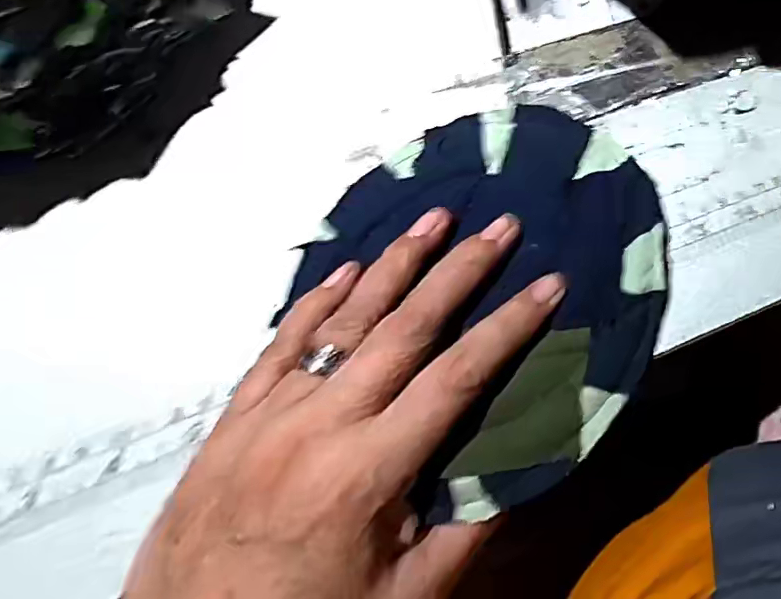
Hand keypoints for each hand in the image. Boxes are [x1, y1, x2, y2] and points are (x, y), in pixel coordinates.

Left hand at [123, 210, 565, 598]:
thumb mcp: (411, 591)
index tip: (552, 282)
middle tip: (503, 225)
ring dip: (396, 263)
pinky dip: (316, 303)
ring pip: (343, 323)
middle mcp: (316, 432)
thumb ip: (477, 519)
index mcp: (366, 472)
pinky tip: (349, 268)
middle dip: (462, 269)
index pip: (458, 375)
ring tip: (436, 217)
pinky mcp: (227, 428)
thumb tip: (535, 450)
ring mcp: (264, 423)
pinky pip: (278, 348)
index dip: (511, 324)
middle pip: (405, 328)